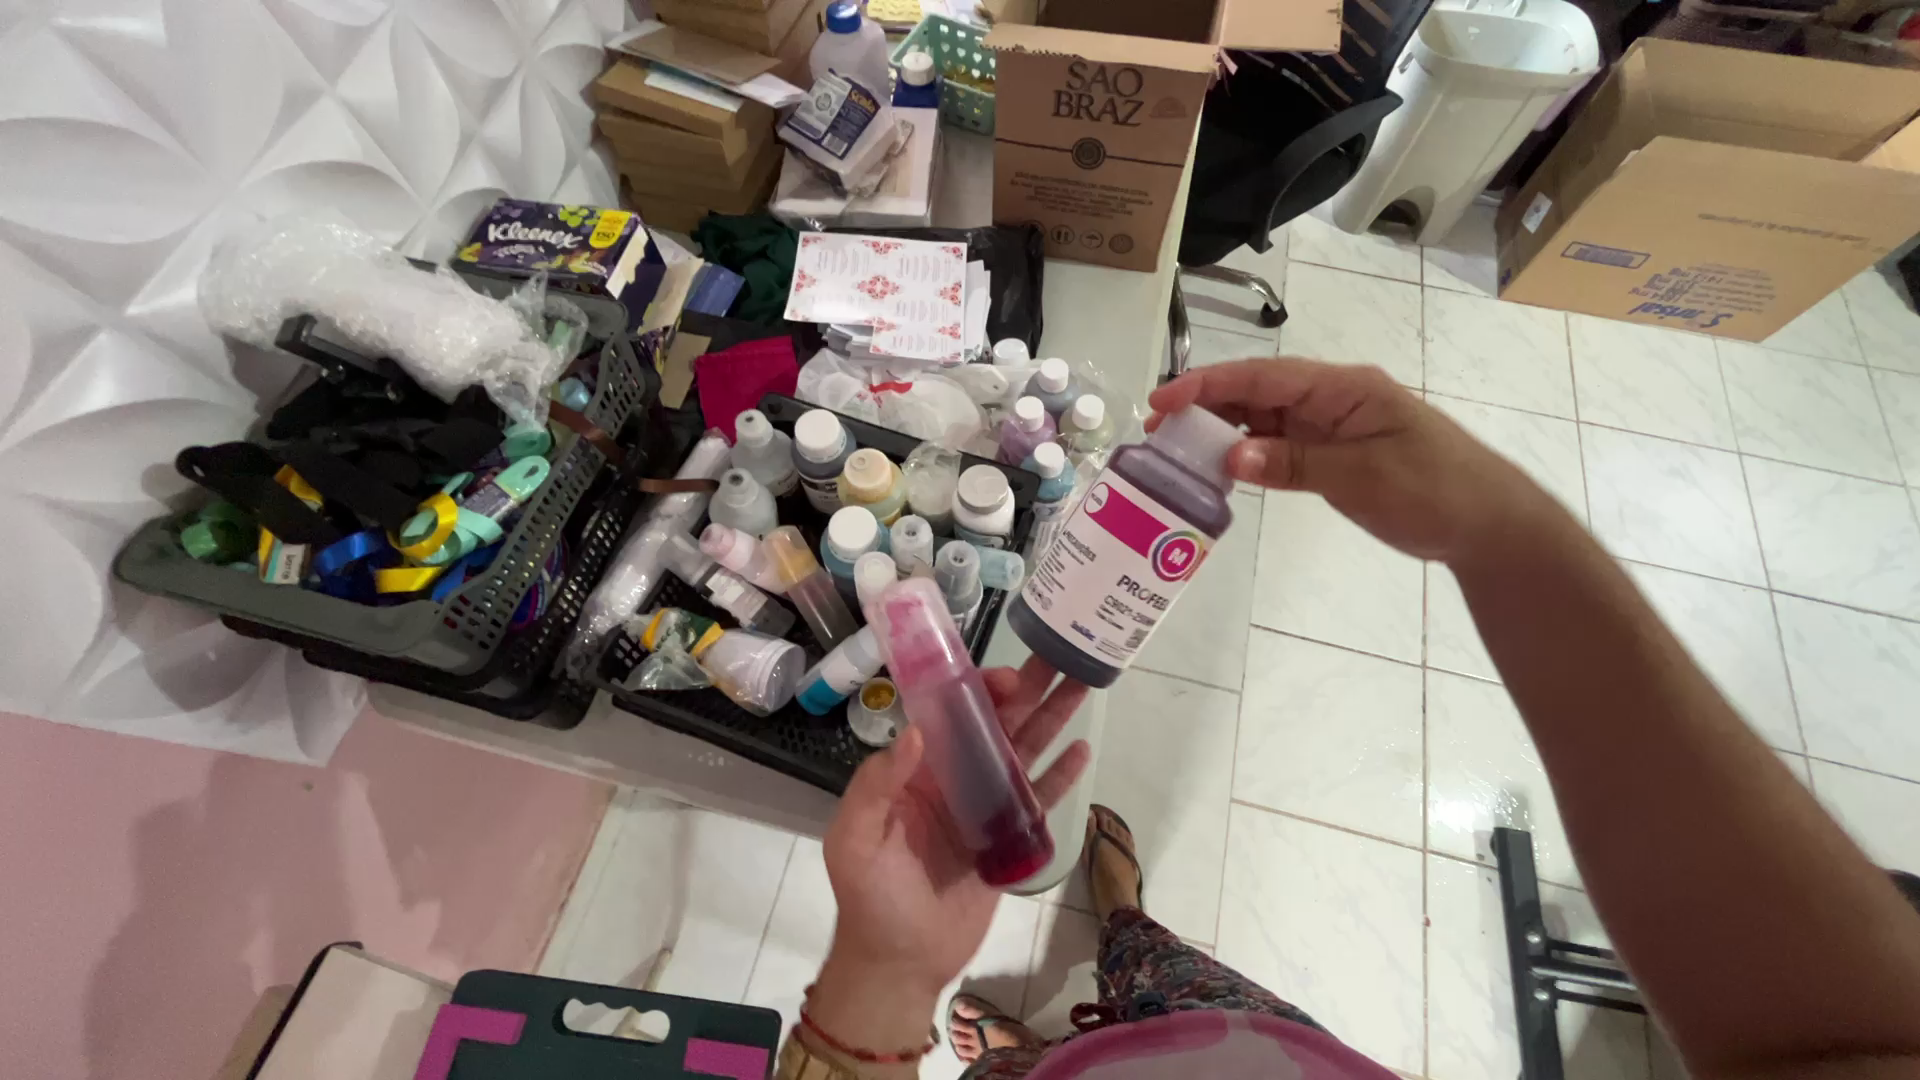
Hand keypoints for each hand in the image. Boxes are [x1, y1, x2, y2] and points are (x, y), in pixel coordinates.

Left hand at [805, 657, 1089, 1056]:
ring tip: (1082, 687)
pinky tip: (1082, 749)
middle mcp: (955, 776)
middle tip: (1060, 658)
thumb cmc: (872, 897)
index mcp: (918, 768)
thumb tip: (916, 731)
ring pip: (1023, 751)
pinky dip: (1061, 774)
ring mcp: (985, 804)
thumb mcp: (856, 838)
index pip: (951, 714)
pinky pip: (1038, 798)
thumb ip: (878, 784)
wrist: (902, 962)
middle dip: (1026, 691)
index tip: (1007, 677)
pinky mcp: (1009, 836)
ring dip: (1051, 719)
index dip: (978, 690)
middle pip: (996, 723)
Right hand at [1149, 357, 1551, 561]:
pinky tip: (1217, 469)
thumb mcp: (1364, 477)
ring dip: (1218, 430)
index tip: (1162, 401)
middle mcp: (1329, 399)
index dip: (1208, 384)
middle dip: (1203, 405)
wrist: (1485, 524)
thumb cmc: (1435, 491)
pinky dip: (1242, 454)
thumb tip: (1230, 457)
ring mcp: (1327, 425)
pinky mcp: (1326, 452)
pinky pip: (1273, 445)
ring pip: (1259, 417)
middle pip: (1254, 391)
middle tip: (1155, 432)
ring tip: (1175, 450)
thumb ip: (1295, 464)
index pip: (1263, 376)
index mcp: (1343, 389)